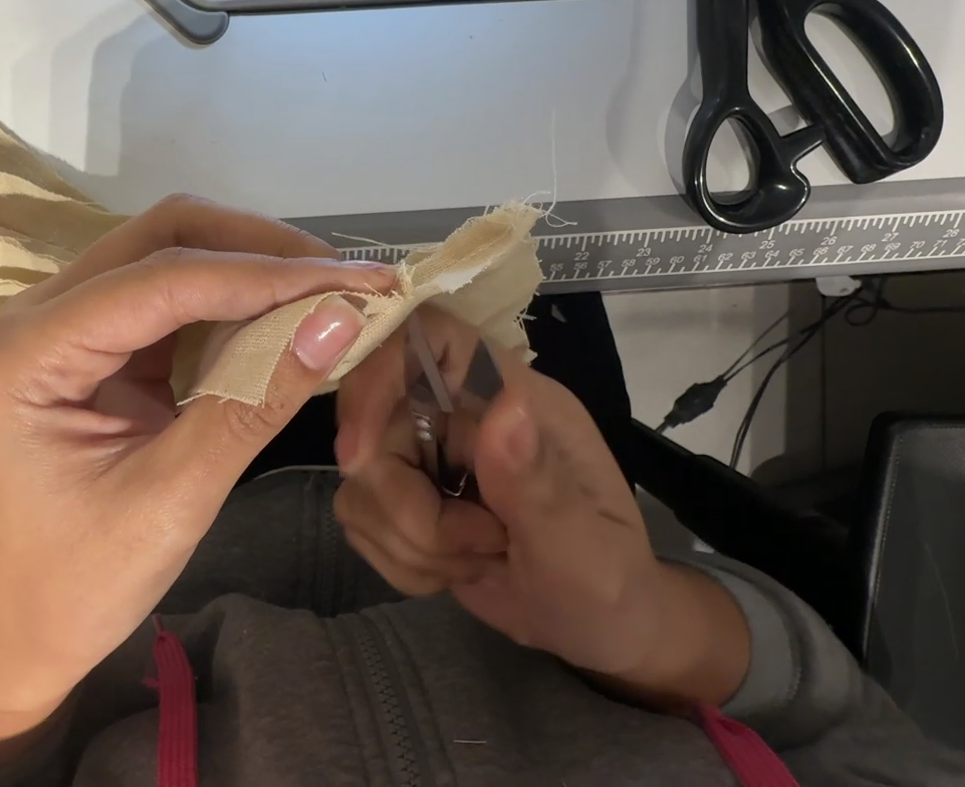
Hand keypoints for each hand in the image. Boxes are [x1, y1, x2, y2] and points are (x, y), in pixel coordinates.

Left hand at [0, 195, 396, 766]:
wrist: (30, 626)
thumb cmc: (84, 579)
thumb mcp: (176, 497)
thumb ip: (254, 401)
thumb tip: (339, 319)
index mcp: (30, 351)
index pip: (160, 281)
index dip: (262, 276)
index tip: (353, 283)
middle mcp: (39, 314)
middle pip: (161, 238)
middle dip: (258, 250)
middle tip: (342, 279)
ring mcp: (67, 321)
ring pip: (171, 253)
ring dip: (251, 265)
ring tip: (326, 291)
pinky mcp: (98, 340)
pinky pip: (173, 294)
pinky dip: (234, 297)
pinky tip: (282, 313)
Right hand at [334, 317, 750, 708]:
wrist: (593, 629)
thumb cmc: (607, 579)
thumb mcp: (584, 545)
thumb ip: (538, 481)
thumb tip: (505, 406)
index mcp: (504, 391)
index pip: (425, 335)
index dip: (377, 372)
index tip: (360, 454)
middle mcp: (454, 409)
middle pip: (370, 421)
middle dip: (403, 505)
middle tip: (472, 546)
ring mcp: (422, 451)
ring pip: (360, 480)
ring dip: (409, 542)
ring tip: (479, 558)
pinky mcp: (399, 494)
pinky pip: (358, 516)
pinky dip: (398, 560)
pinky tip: (453, 570)